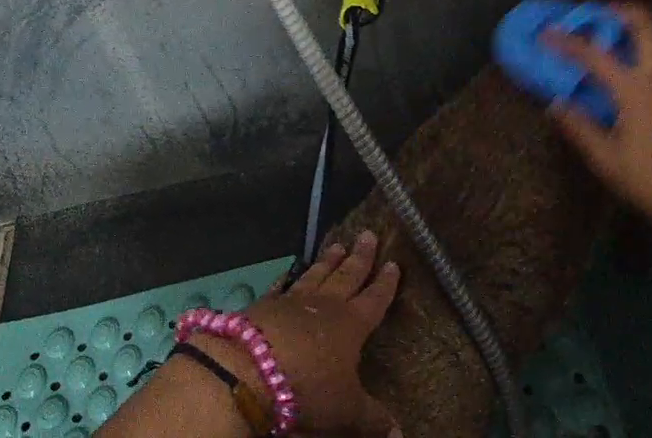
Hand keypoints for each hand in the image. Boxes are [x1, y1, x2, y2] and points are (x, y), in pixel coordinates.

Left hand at [199, 230, 402, 436]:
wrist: (250, 369)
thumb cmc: (308, 388)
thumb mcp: (347, 411)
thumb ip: (373, 418)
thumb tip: (400, 434)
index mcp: (351, 325)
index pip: (374, 300)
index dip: (385, 284)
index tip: (394, 263)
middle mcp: (324, 305)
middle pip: (346, 276)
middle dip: (359, 258)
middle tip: (368, 234)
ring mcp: (292, 301)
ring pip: (316, 275)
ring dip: (327, 260)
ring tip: (336, 244)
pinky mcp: (265, 305)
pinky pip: (282, 287)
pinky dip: (288, 278)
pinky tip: (290, 272)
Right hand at [542, 0, 651, 233]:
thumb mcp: (606, 160)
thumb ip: (579, 127)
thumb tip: (555, 104)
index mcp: (634, 89)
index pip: (593, 54)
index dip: (567, 41)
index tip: (547, 33)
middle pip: (642, 24)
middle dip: (616, 11)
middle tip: (596, 15)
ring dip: (645, 25)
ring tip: (627, 32)